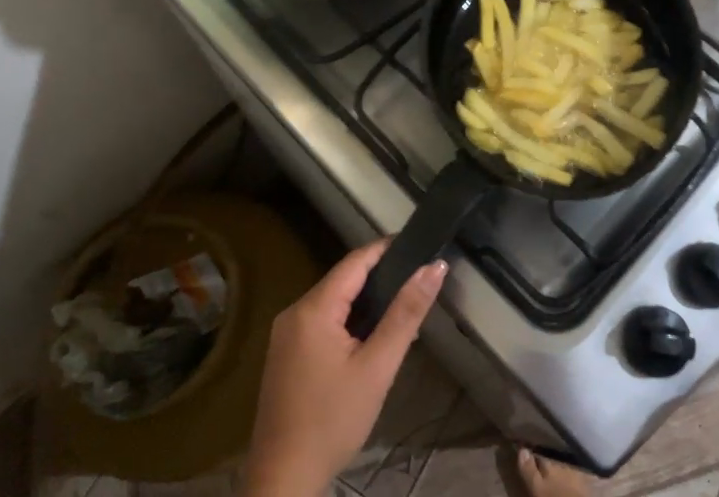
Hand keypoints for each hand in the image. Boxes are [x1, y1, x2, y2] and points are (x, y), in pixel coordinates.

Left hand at [244, 240, 447, 496]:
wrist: (284, 477)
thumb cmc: (334, 420)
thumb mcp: (378, 367)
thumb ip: (406, 314)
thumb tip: (434, 266)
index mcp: (313, 309)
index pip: (355, 261)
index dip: (388, 249)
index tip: (421, 245)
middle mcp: (293, 313)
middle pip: (342, 281)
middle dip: (380, 277)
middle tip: (419, 283)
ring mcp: (285, 335)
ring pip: (332, 303)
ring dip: (365, 302)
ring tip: (403, 308)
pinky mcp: (285, 356)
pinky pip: (321, 323)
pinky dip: (348, 321)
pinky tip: (370, 338)